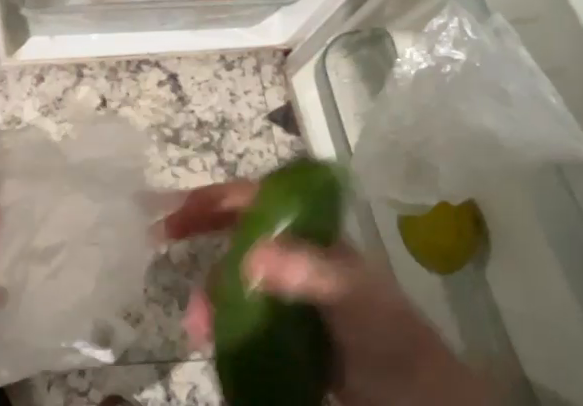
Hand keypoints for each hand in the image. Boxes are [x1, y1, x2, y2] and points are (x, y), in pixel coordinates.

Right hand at [165, 181, 491, 405]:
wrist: (423, 403)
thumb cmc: (391, 338)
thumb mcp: (356, 298)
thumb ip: (311, 272)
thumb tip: (250, 256)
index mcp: (312, 234)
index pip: (253, 199)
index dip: (211, 198)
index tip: (171, 211)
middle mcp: (298, 254)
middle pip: (236, 231)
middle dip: (198, 233)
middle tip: (160, 241)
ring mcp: (292, 292)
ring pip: (235, 276)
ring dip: (207, 292)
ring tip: (196, 329)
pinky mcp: (289, 329)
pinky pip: (243, 314)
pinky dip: (220, 320)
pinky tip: (208, 338)